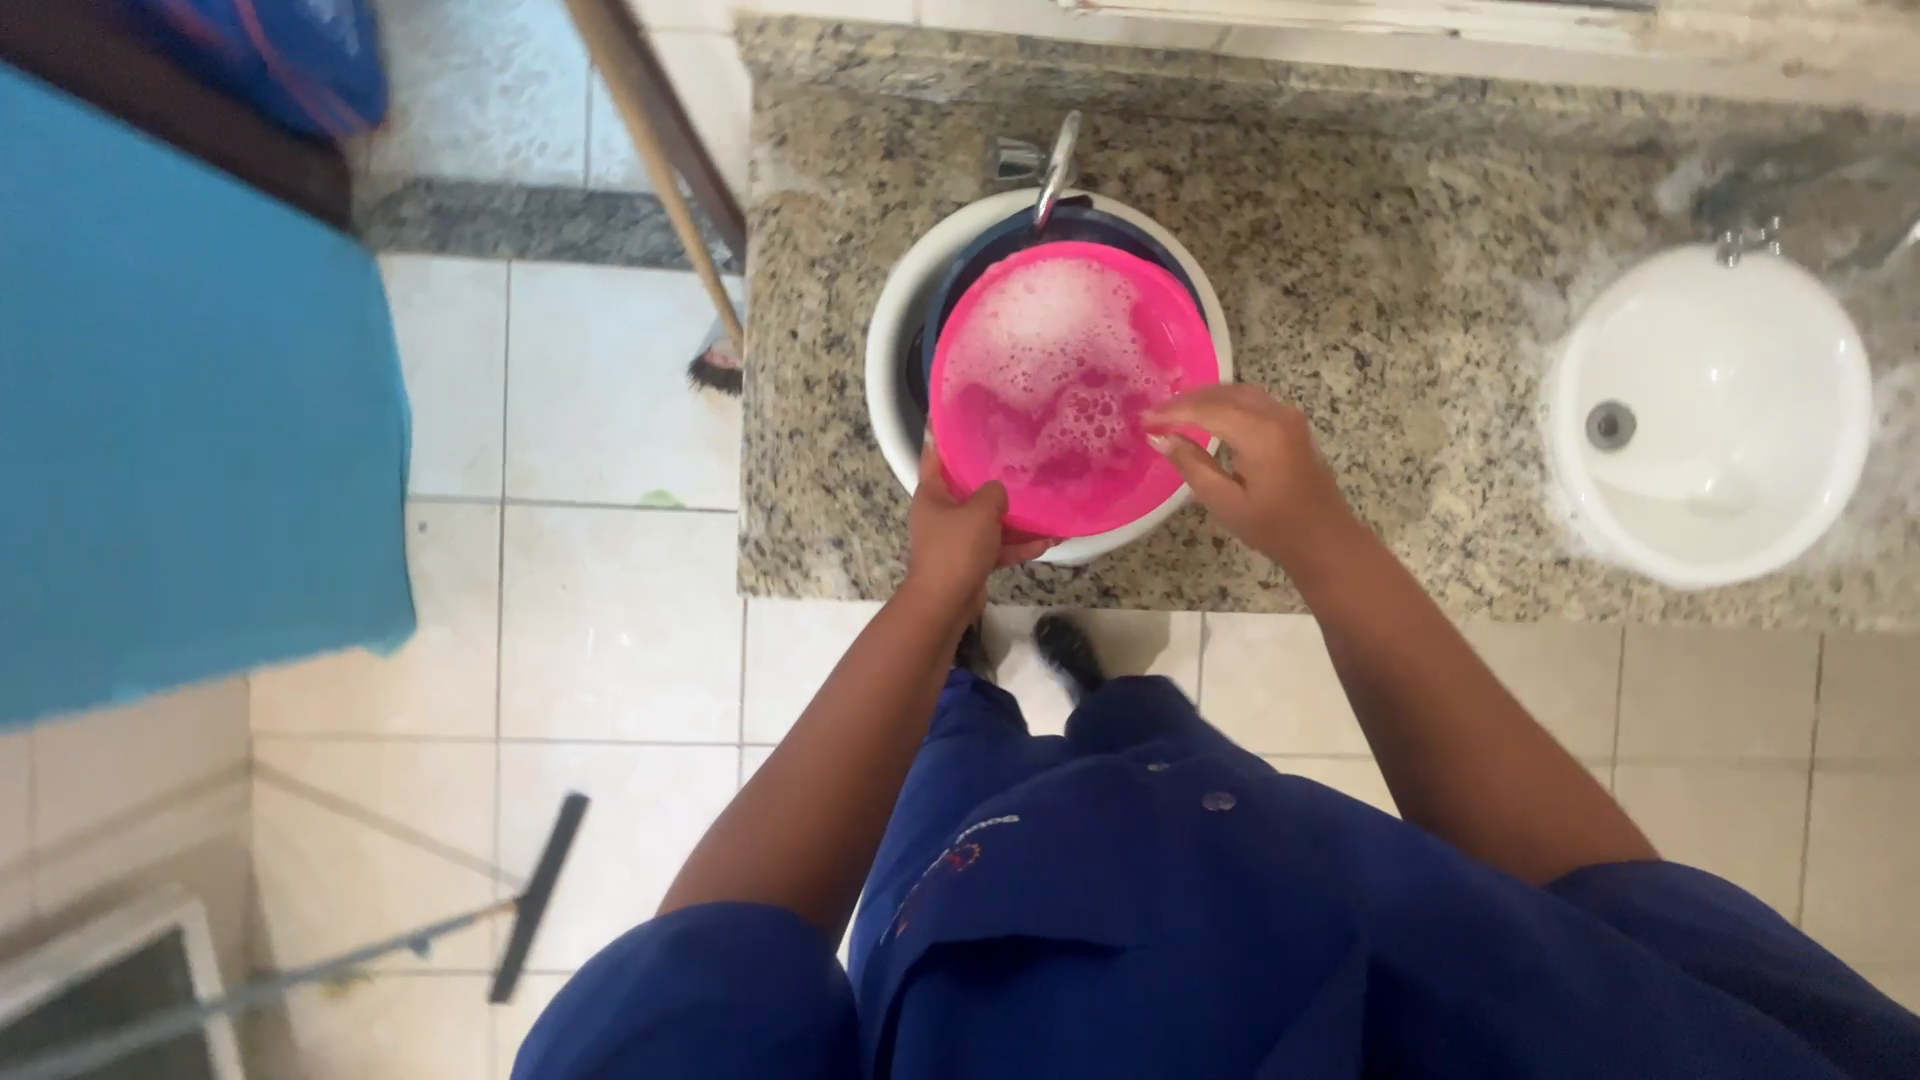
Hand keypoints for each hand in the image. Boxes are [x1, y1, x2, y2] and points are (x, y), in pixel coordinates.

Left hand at [904, 438, 1052, 615]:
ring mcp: (955, 539)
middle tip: (1019, 461)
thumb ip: (994, 493)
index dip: (945, 438)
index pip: (935, 457)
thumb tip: (998, 493)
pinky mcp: (970, 561)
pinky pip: (997, 547)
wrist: (945, 602)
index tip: (964, 422)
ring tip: (1046, 508)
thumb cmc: (956, 548)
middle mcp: (941, 513)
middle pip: (969, 490)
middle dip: (994, 481)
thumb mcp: (979, 510)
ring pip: (988, 521)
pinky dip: (1017, 545)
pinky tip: (1047, 541)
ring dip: (1015, 519)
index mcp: (932, 494)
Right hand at [1143, 385, 1356, 566]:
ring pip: (1238, 392)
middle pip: (1222, 393)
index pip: (1206, 410)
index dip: (1172, 412)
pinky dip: (1224, 401)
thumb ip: (1192, 465)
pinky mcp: (1291, 424)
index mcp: (1261, 434)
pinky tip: (1206, 414)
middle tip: (1154, 415)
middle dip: (1186, 400)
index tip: (1144, 420)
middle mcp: (1276, 415)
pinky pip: (1252, 400)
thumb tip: (1162, 439)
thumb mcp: (1224, 502)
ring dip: (1205, 398)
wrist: (1324, 539)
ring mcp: (1288, 416)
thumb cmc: (1273, 527)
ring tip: (1174, 412)